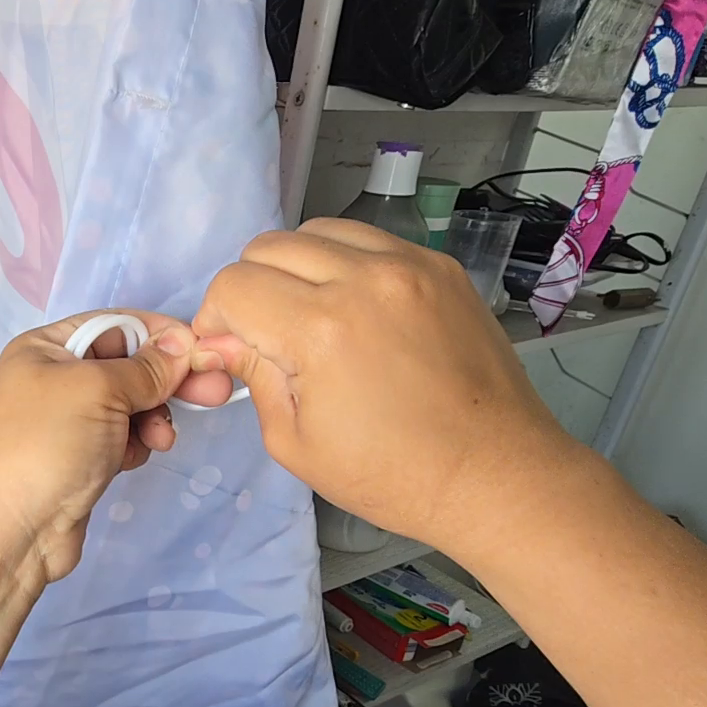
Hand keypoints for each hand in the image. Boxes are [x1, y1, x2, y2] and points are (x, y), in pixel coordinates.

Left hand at [0, 310, 219, 585]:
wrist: (8, 531)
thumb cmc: (47, 444)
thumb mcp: (97, 390)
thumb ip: (145, 367)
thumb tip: (183, 343)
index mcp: (44, 348)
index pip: (114, 325)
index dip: (160, 334)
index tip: (204, 351)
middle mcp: (52, 379)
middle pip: (125, 366)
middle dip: (166, 380)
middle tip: (214, 393)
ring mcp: (64, 423)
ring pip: (127, 406)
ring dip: (151, 417)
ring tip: (159, 440)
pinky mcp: (78, 460)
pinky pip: (120, 438)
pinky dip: (135, 444)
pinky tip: (134, 459)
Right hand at [189, 218, 588, 554]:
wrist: (491, 475)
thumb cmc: (385, 473)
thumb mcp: (291, 440)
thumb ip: (251, 375)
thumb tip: (220, 342)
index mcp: (319, 330)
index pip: (233, 285)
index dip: (214, 318)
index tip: (228, 350)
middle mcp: (364, 279)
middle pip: (267, 246)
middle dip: (248, 289)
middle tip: (263, 335)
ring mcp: (409, 264)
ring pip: (316, 231)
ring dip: (293, 268)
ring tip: (307, 316)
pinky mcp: (440, 266)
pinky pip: (367, 240)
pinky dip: (341, 264)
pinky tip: (353, 309)